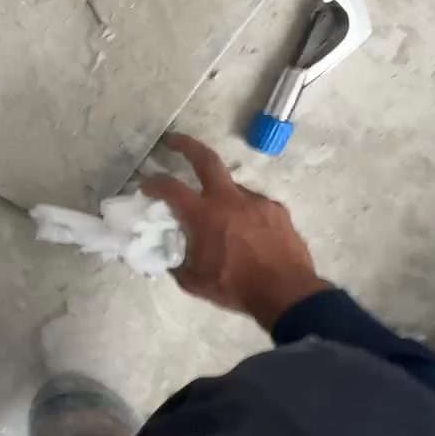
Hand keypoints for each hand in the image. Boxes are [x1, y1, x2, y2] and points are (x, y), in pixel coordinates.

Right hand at [142, 133, 329, 329]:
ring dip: (219, 194)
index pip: (171, 188)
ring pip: (231, 187)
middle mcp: (229, 200)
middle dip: (187, 146)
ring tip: (219, 216)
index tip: (145, 185)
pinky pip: (253, 204)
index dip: (153, 183)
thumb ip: (177, 263)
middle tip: (174, 141)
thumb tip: (169, 257)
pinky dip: (243, 211)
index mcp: (204, 215)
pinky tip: (245, 230)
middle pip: (206, 160)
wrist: (288, 294)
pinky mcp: (277, 211)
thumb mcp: (194, 281)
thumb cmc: (235, 288)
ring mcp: (256, 202)